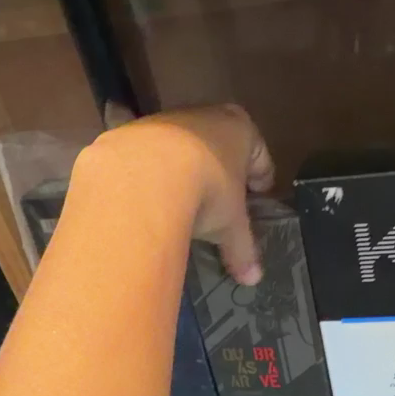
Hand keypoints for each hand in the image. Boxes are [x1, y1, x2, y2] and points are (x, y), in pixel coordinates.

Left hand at [91, 104, 274, 284]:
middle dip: (224, 172)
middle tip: (224, 201)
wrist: (146, 173)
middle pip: (222, 146)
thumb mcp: (231, 226)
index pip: (259, 154)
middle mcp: (206, 116)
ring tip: (185, 202)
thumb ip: (243, 249)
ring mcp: (167, 120)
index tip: (259, 196)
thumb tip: (253, 279)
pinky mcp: (134, 131)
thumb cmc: (208, 190)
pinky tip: (148, 192)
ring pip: (185, 147)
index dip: (261, 178)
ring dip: (187, 170)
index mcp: (240, 130)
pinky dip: (151, 171)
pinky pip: (149, 154)